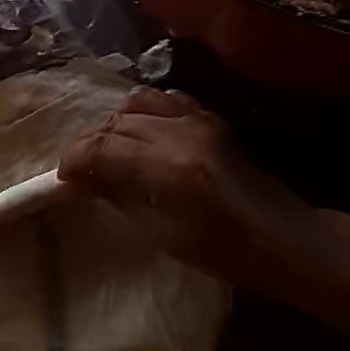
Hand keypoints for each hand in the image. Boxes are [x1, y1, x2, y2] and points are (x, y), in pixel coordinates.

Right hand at [57, 88, 328, 292]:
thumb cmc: (224, 251)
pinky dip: (142, 112)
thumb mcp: (162, 233)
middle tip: (79, 169)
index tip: (63, 178)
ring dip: (112, 125)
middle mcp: (182, 135)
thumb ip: (118, 196)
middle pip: (113, 123)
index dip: (72, 160)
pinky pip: (165, 99)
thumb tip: (81, 181)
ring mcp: (200, 121)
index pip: (101, 148)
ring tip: (107, 150)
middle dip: (87, 144)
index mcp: (169, 170)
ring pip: (135, 104)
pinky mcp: (212, 118)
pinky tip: (138, 134)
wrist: (287, 239)